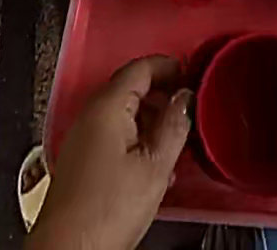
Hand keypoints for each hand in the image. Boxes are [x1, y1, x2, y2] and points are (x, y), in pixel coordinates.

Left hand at [29, 55, 191, 249]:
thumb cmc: (109, 209)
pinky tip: (153, 163)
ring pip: (125, 111)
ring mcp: (84, 135)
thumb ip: (174, 125)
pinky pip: (114, 132)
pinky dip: (137, 136)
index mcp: (108, 104)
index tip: (193, 77)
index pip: (141, 67)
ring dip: (152, 118)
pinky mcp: (82, 158)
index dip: (170, 67)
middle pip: (132, 86)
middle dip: (163, 93)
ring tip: (177, 139)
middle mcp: (92, 112)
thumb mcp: (154, 167)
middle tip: (189, 108)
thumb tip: (186, 96)